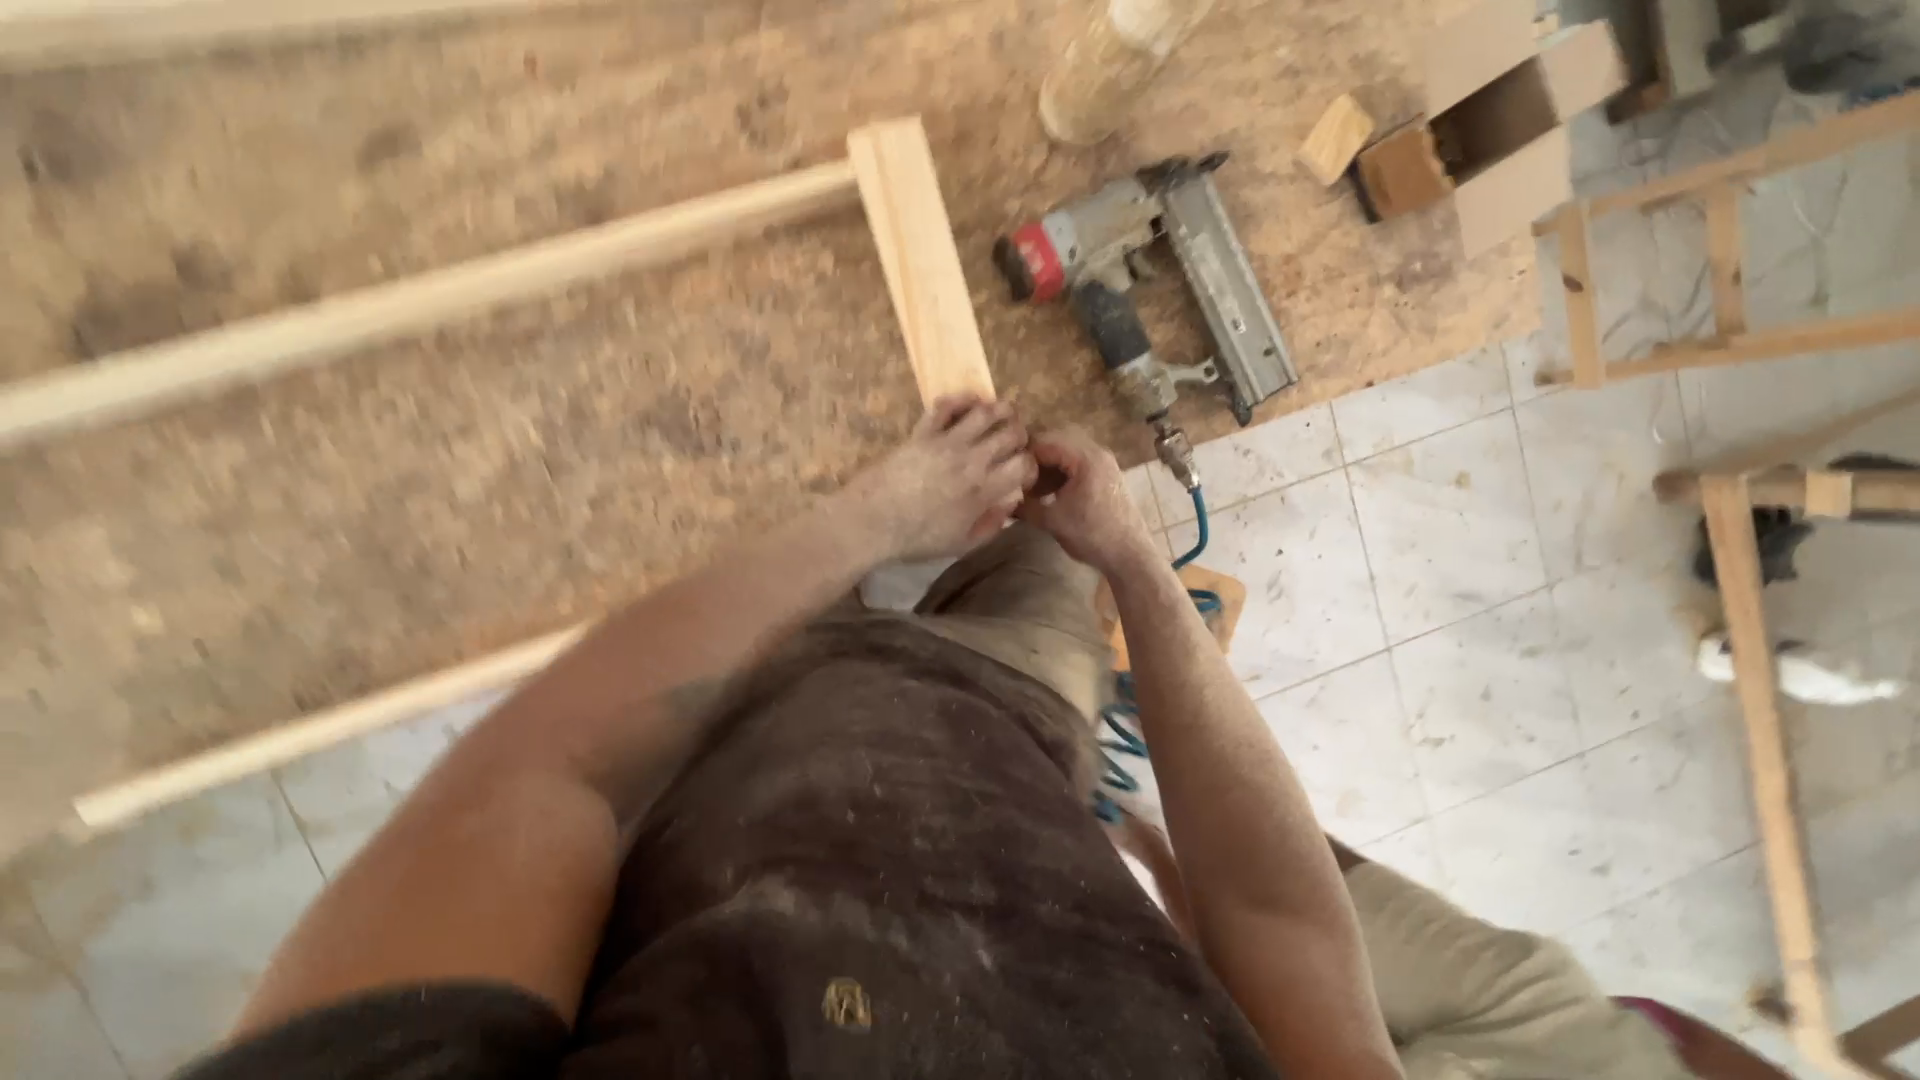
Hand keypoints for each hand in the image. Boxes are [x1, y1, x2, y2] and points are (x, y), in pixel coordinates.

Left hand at [840, 396, 1038, 561]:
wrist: (871, 522)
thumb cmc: (915, 539)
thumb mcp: (960, 544)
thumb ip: (990, 526)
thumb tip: (1010, 505)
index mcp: (983, 491)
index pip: (1024, 465)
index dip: (1031, 466)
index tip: (1023, 473)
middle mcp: (971, 461)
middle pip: (1012, 433)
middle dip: (1020, 435)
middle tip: (1014, 442)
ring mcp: (946, 442)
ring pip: (985, 412)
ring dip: (1001, 410)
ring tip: (1003, 414)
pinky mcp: (923, 432)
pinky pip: (946, 405)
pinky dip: (962, 399)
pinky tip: (970, 402)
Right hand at [1016, 429, 1161, 576]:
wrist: (1129, 555)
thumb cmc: (1091, 535)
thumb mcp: (1052, 521)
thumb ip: (1025, 506)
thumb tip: (1002, 499)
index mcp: (1085, 458)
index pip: (1044, 441)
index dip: (1022, 454)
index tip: (1006, 469)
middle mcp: (1096, 452)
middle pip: (1056, 441)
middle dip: (1034, 457)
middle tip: (1016, 476)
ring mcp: (1104, 462)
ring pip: (1067, 451)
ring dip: (1047, 465)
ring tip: (1030, 486)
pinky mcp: (1106, 474)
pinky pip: (1077, 462)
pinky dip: (1060, 471)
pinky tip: (1048, 491)